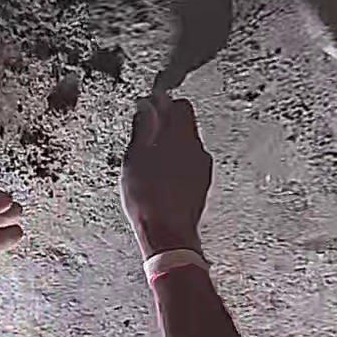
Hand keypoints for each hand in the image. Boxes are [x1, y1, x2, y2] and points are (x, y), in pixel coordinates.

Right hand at [121, 95, 212, 259]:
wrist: (167, 233)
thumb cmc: (148, 198)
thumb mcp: (134, 157)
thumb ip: (143, 127)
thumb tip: (146, 107)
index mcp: (181, 136)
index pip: (179, 104)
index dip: (161, 103)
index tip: (146, 109)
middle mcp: (197, 148)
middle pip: (186, 123)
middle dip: (166, 123)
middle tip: (145, 132)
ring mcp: (202, 167)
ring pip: (187, 143)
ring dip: (170, 143)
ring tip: (149, 158)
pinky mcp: (201, 183)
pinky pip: (189, 162)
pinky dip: (176, 161)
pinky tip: (160, 175)